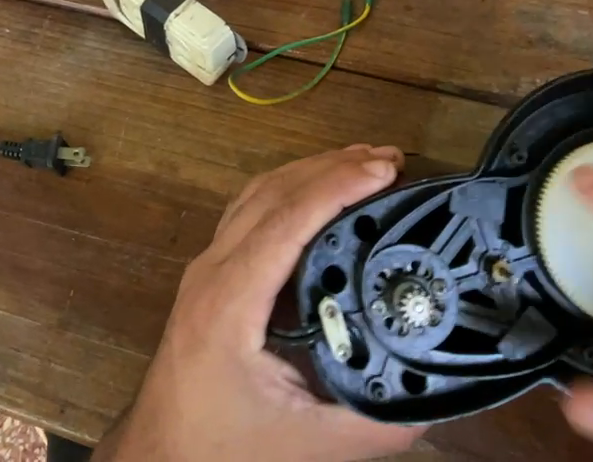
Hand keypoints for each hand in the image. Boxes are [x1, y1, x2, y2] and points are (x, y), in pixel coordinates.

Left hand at [94, 145, 425, 461]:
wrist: (160, 453)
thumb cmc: (222, 445)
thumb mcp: (305, 444)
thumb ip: (372, 424)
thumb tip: (432, 403)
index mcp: (231, 299)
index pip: (287, 221)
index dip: (337, 187)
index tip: (383, 170)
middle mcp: (213, 267)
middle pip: (271, 193)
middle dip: (332, 166)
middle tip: (389, 159)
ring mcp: (207, 264)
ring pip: (257, 193)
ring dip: (310, 169)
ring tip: (362, 161)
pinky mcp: (210, 271)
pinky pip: (249, 209)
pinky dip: (289, 187)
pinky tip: (319, 190)